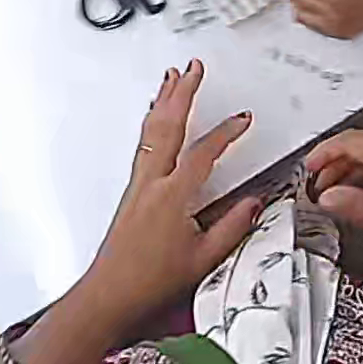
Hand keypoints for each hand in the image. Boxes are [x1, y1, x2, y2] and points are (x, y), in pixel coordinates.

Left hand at [78, 60, 261, 332]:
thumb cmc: (149, 281)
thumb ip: (232, 227)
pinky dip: (152, 119)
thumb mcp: (202, 259)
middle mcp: (152, 181)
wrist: (108, 296)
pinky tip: (155, 113)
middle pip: (169, 125)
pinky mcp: (133, 187)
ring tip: (172, 77)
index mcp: (172, 195)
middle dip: (183, 92)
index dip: (226, 132)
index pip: (203, 152)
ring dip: (164, 100)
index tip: (242, 118)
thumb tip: (254, 203)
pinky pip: (144, 142)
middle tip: (194, 68)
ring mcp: (139, 182)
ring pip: (153, 130)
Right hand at [303, 127, 362, 277]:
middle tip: (316, 185)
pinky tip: (358, 192)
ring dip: (349, 167)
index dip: (323, 153)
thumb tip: (326, 197)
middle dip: (333, 162)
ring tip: (333, 192)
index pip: (350, 140)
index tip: (307, 169)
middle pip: (359, 143)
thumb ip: (356, 206)